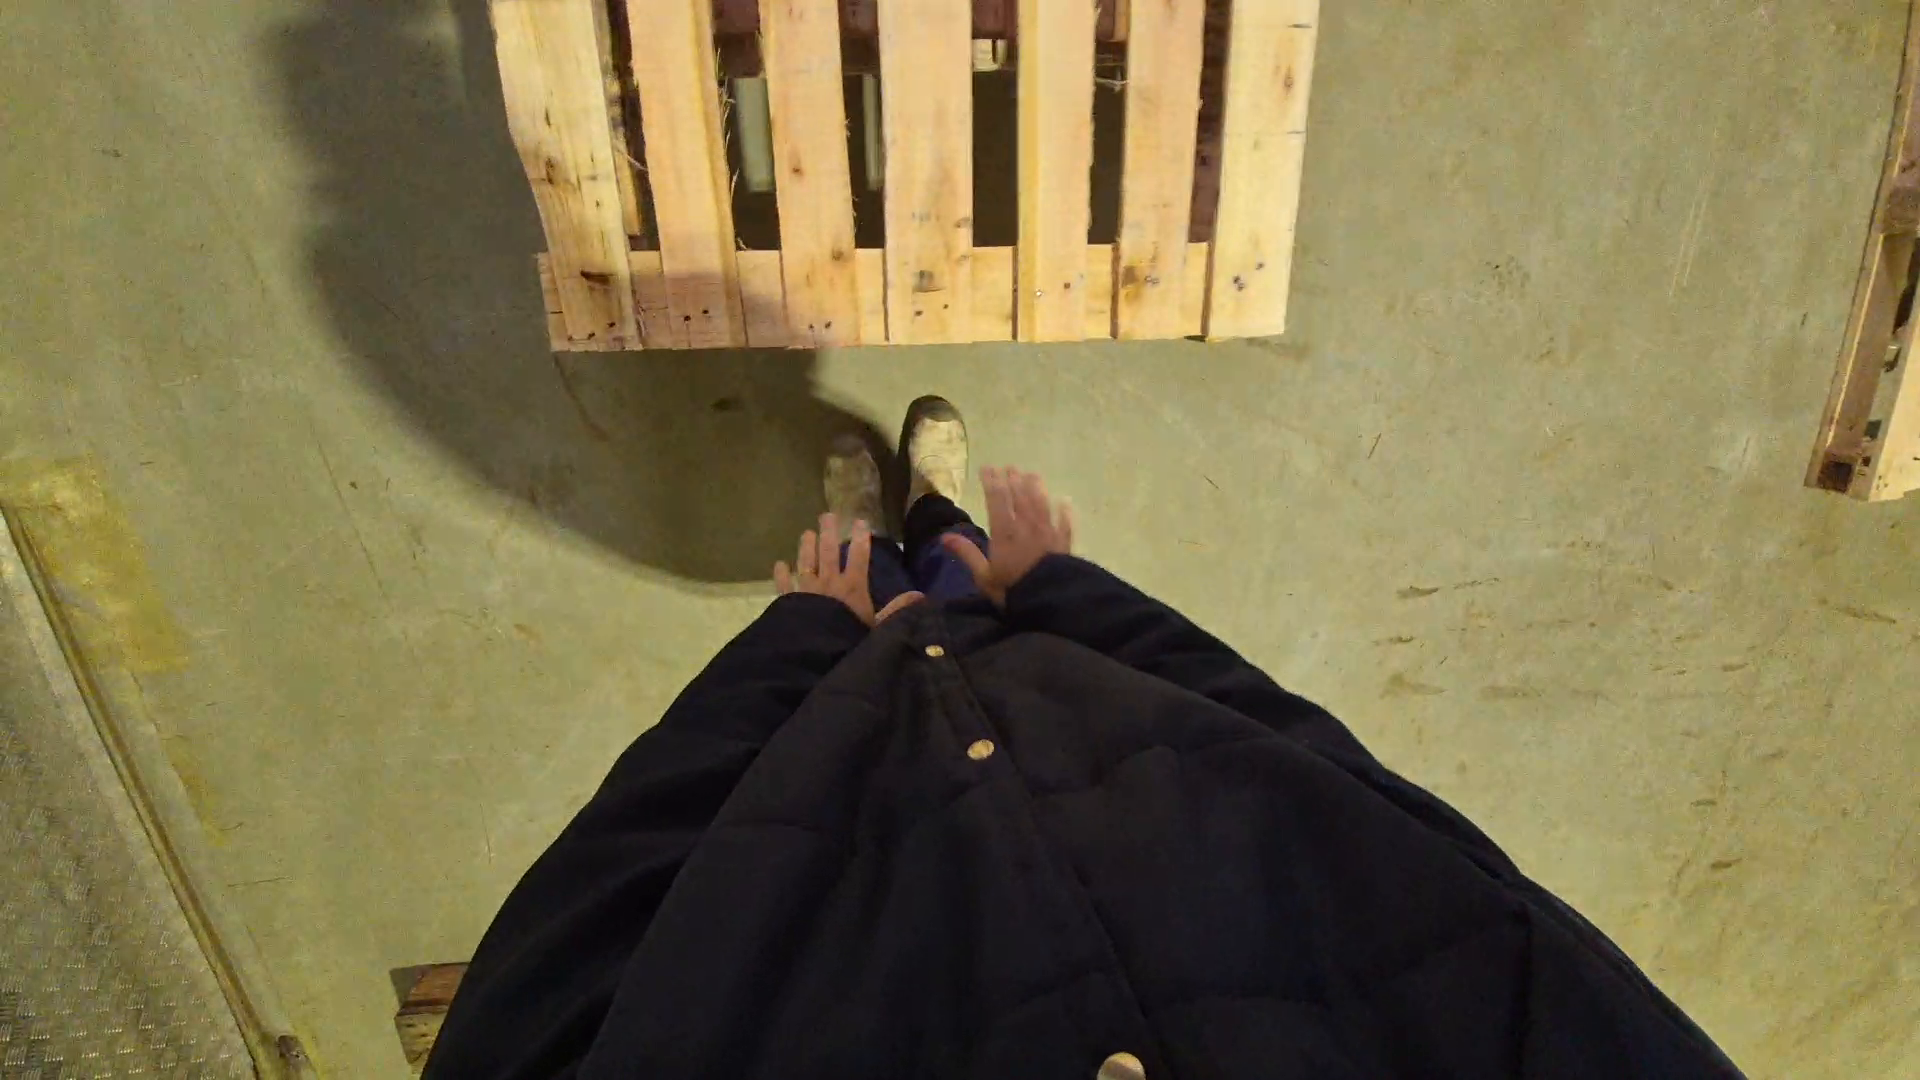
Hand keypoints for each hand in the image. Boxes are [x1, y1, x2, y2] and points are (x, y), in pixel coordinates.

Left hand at [775, 514, 923, 626]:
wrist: (816, 654)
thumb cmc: (849, 639)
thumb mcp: (878, 627)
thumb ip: (896, 609)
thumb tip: (920, 595)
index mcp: (852, 587)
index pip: (858, 556)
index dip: (860, 538)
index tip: (861, 521)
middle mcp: (829, 583)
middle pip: (828, 553)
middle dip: (828, 532)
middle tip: (827, 515)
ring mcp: (807, 591)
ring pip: (806, 563)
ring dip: (806, 547)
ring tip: (807, 533)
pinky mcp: (790, 602)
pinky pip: (784, 586)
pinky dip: (781, 575)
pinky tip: (779, 564)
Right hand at [940, 467, 1073, 607]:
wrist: (1050, 599)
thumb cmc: (1012, 589)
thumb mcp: (983, 576)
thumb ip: (966, 553)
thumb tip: (944, 536)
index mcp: (1004, 531)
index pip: (997, 499)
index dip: (991, 482)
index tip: (987, 468)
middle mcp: (1026, 525)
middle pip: (1020, 496)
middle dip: (1013, 480)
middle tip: (1010, 467)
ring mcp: (1048, 532)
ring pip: (1041, 503)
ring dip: (1036, 487)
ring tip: (1032, 475)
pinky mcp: (1064, 542)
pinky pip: (1065, 522)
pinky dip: (1064, 511)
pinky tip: (1065, 502)